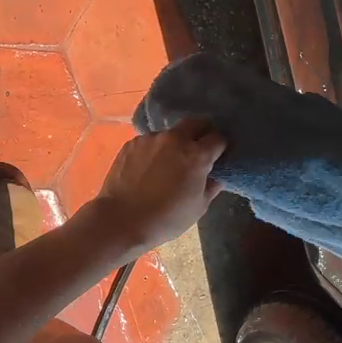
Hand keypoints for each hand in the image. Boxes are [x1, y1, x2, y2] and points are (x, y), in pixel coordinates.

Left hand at [87, 117, 226, 252]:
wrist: (121, 219)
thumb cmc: (165, 218)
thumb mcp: (198, 207)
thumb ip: (211, 187)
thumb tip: (215, 176)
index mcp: (196, 155)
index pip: (217, 138)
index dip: (220, 146)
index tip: (217, 155)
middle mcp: (174, 139)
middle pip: (195, 122)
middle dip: (201, 132)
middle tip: (198, 149)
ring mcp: (150, 139)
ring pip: (170, 133)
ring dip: (174, 143)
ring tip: (167, 164)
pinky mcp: (131, 143)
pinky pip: (149, 142)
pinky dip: (154, 150)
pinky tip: (147, 168)